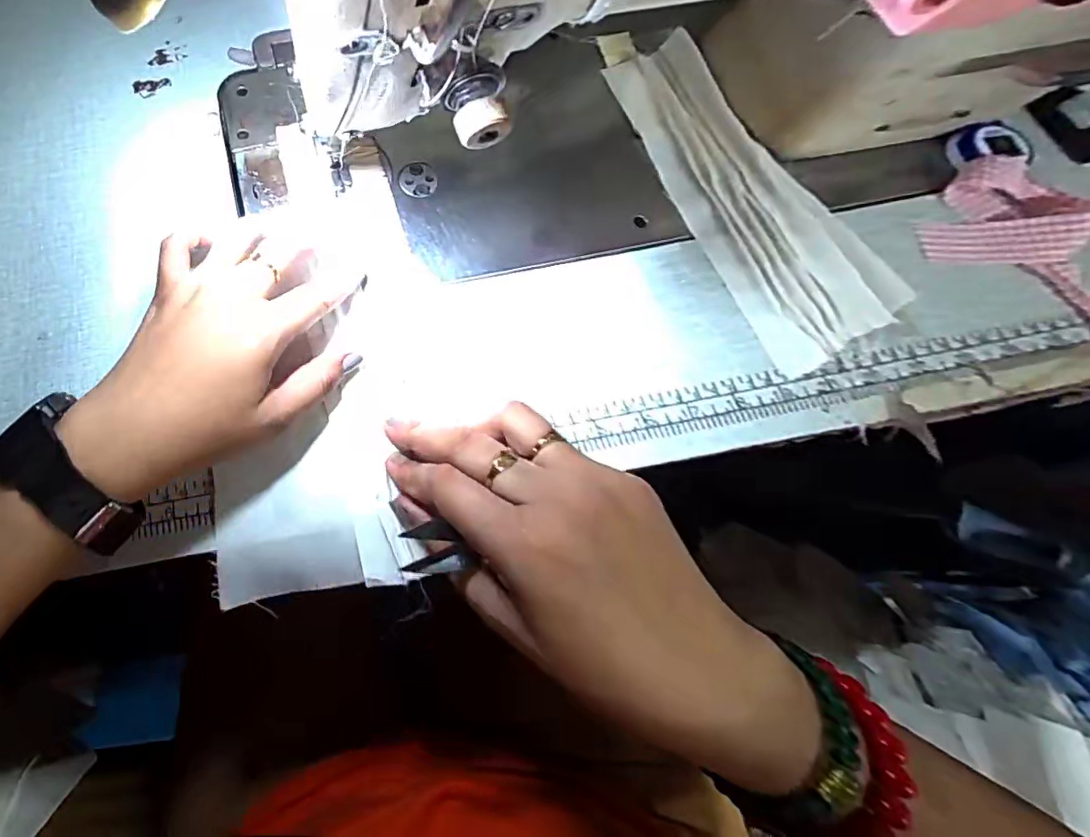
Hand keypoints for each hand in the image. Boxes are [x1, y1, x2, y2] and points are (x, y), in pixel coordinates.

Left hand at [57, 226, 361, 500]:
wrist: (130, 433)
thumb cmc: (205, 431)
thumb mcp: (270, 420)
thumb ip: (315, 383)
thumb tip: (352, 353)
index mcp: (264, 331)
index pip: (315, 296)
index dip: (343, 280)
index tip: (359, 268)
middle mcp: (233, 297)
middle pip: (278, 254)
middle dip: (307, 243)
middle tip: (322, 237)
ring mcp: (195, 287)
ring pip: (234, 238)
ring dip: (260, 229)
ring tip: (274, 229)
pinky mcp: (166, 289)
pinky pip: (177, 244)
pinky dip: (194, 234)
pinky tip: (210, 239)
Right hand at [385, 403, 820, 793]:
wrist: (700, 666)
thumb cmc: (597, 667)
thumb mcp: (515, 627)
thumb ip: (463, 564)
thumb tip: (427, 518)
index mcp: (523, 542)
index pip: (449, 486)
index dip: (413, 472)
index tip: (390, 463)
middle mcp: (554, 494)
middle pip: (474, 444)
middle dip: (428, 435)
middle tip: (397, 428)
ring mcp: (593, 476)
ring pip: (518, 423)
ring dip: (478, 426)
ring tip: (458, 439)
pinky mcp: (623, 475)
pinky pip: (560, 446)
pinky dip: (526, 449)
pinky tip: (518, 469)